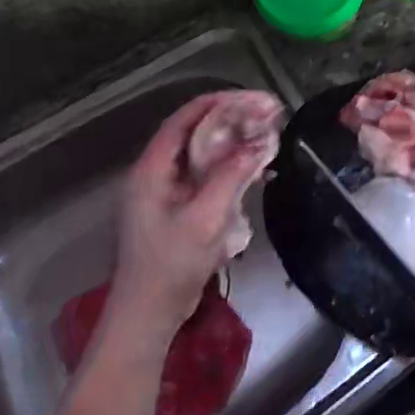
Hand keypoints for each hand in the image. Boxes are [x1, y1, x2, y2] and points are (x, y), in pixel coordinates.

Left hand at [112, 94, 272, 333]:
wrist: (148, 315)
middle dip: (231, 120)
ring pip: (202, 154)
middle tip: (267, 116)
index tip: (253, 99)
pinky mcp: (177, 210)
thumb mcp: (205, 218)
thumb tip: (261, 142)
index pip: (184, 119)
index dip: (219, 103)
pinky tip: (255, 171)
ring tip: (266, 136)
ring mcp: (165, 193)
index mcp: (151, 169)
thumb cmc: (170, 265)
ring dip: (233, 144)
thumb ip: (232, 176)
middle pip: (194, 133)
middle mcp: (156, 174)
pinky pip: (205, 177)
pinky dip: (229, 168)